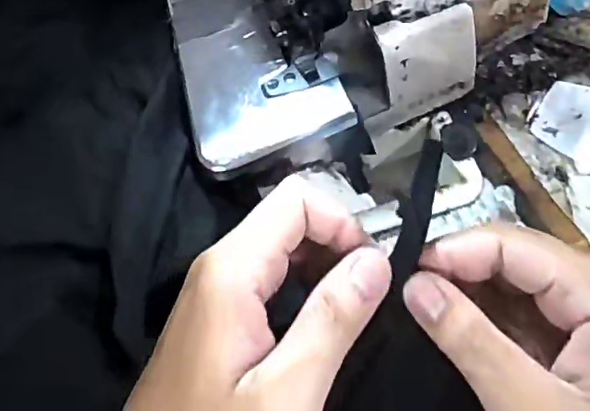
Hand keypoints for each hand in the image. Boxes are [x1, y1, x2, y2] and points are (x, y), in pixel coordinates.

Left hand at [127, 177, 391, 410]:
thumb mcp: (284, 394)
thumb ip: (331, 320)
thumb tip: (376, 259)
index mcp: (230, 268)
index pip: (296, 198)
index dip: (342, 221)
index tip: (374, 267)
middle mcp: (218, 264)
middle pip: (288, 216)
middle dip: (336, 241)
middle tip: (372, 291)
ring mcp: (214, 289)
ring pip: (280, 245)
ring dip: (323, 264)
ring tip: (356, 308)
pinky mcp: (216, 315)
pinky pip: (267, 275)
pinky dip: (303, 285)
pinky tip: (323, 322)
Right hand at [401, 224, 589, 410]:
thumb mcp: (538, 410)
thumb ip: (473, 342)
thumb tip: (414, 285)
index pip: (508, 241)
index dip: (453, 251)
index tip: (405, 273)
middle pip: (511, 256)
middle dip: (460, 273)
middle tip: (409, 295)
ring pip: (515, 282)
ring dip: (471, 296)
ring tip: (425, 311)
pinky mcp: (588, 336)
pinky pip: (528, 312)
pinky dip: (492, 321)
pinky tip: (461, 330)